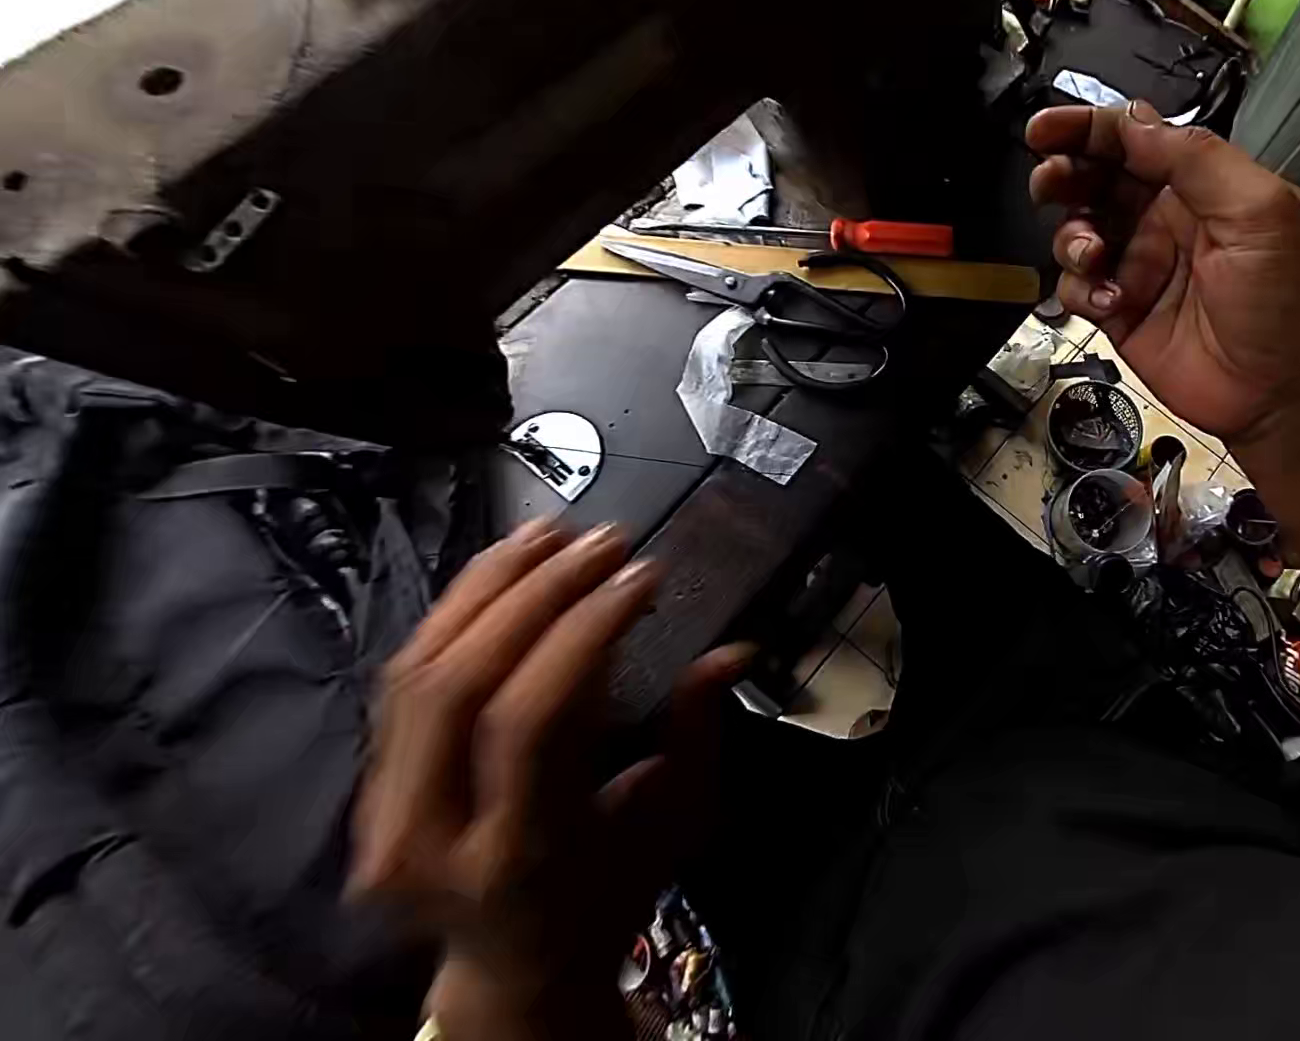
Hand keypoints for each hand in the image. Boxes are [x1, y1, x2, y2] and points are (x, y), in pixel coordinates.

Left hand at [350, 518, 752, 1040]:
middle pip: (463, 682)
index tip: (642, 575)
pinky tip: (506, 567)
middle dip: (540, 592)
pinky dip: (458, 611)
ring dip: (491, 586)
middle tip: (605, 543)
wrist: (519, 962)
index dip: (588, 629)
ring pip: (418, 671)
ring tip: (552, 533)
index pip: (535, 716)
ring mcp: (384, 813)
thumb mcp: (678, 816)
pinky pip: (405, 679)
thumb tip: (732, 651)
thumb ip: (697, 727)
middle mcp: (433, 835)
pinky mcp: (371, 788)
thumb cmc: (615, 889)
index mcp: (524, 850)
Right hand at [1028, 101, 1299, 441]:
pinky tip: (1111, 304)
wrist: (1278, 392)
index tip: (1044, 129)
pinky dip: (1083, 291)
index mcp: (1198, 188)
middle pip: (1095, 185)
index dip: (1088, 130)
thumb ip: (1196, 162)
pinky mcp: (1119, 316)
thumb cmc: (1284, 299)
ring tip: (1094, 255)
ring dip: (1072, 238)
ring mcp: (1137, 271)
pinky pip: (1079, 291)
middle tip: (1047, 183)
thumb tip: (1133, 124)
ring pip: (1078, 237)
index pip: (1134, 143)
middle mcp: (1161, 223)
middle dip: (1064, 177)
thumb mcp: (1259, 212)